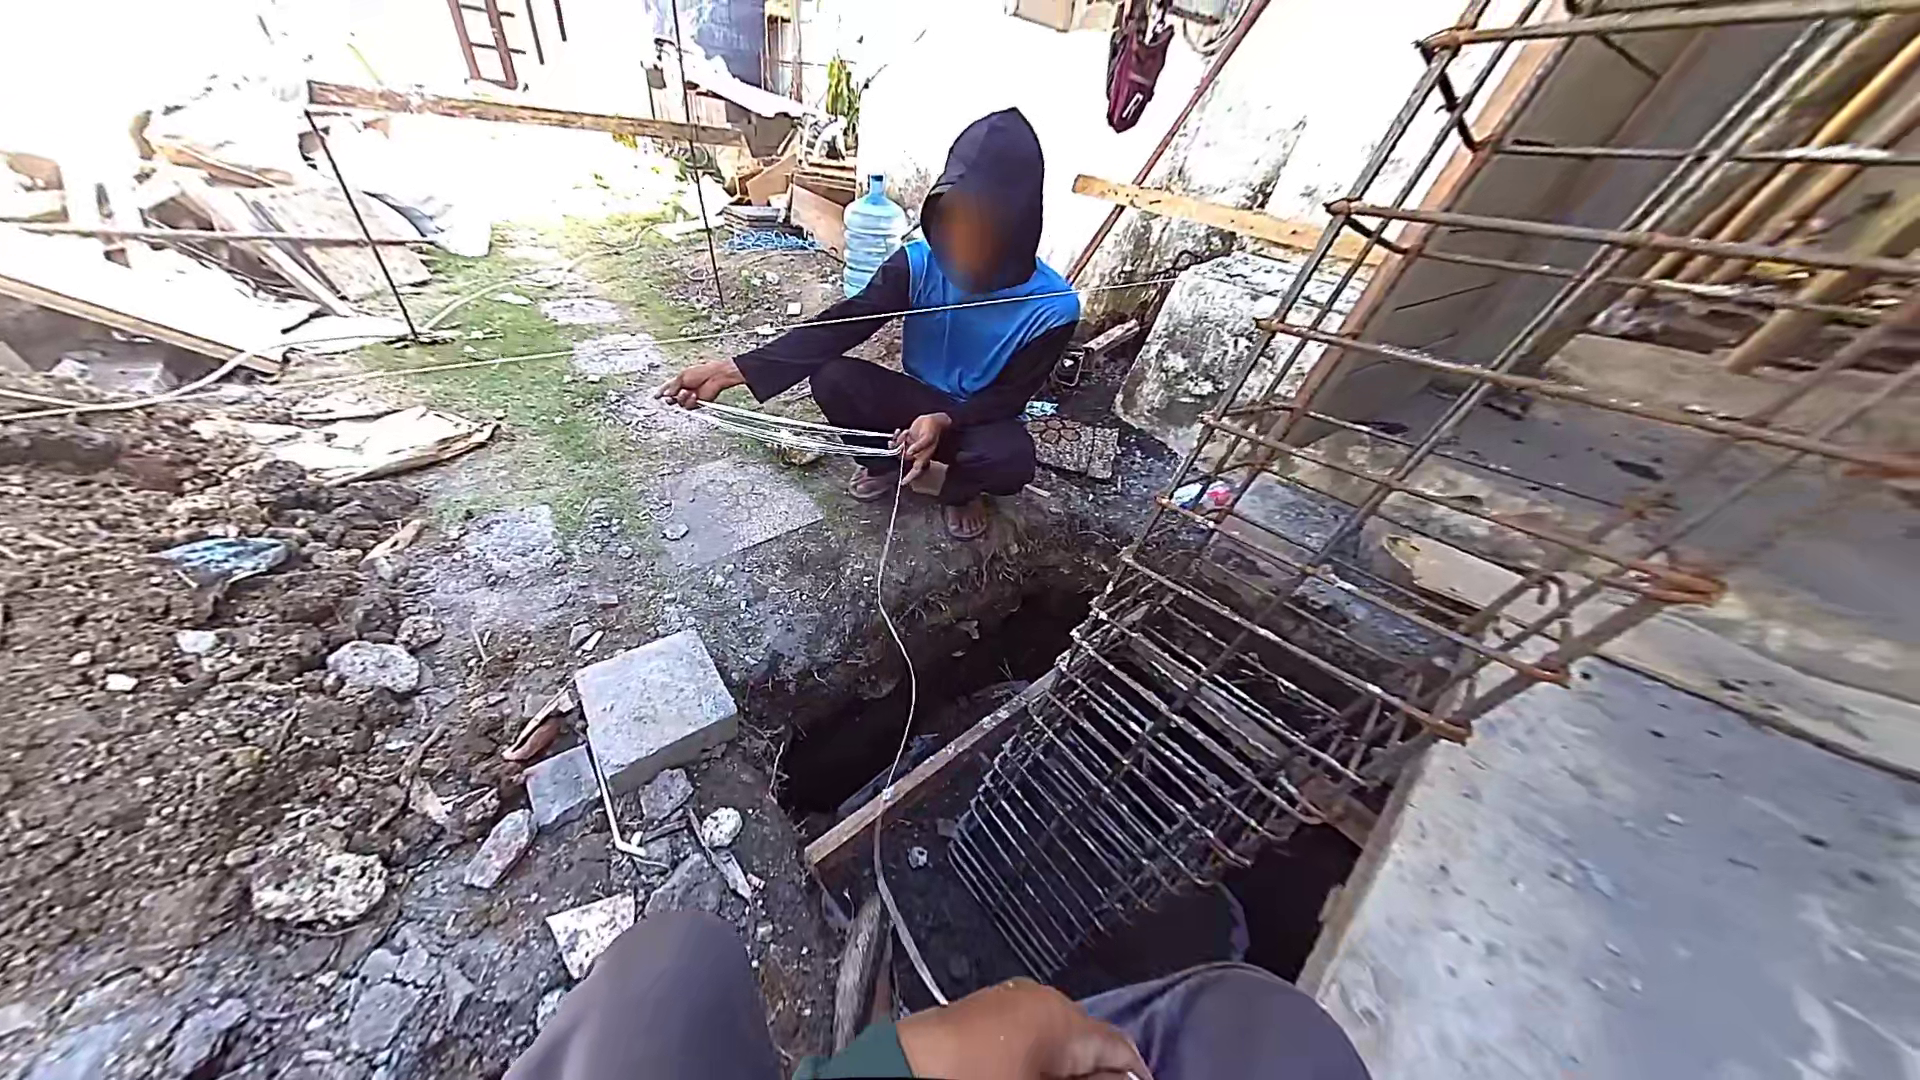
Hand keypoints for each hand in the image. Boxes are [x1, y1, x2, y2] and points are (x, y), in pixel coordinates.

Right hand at [658, 359, 744, 408]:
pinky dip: (690, 401)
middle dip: (669, 399)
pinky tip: (694, 395)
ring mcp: (690, 397)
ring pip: (679, 404)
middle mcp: (683, 390)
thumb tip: (666, 395)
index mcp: (678, 382)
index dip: (661, 392)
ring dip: (681, 398)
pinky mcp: (697, 403)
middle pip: (671, 399)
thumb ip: (673, 386)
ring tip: (687, 391)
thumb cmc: (700, 373)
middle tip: (669, 397)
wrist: (714, 377)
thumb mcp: (682, 376)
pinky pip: (689, 407)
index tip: (656, 396)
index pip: (667, 389)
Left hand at [892, 412, 951, 487]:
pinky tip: (900, 431)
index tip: (903, 483)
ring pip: (898, 450)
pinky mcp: (907, 440)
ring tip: (905, 432)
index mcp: (923, 456)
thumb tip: (909, 452)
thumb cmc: (934, 428)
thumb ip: (919, 445)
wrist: (933, 419)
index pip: (916, 470)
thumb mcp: (928, 437)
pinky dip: (897, 437)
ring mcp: (911, 447)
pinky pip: (898, 442)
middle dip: (898, 451)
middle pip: (903, 459)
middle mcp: (916, 454)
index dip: (909, 478)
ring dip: (898, 441)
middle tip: (900, 442)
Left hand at [896, 978, 1151, 1079]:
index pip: (1120, 1047)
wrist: (904, 1074)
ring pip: (1057, 1038)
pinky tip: (1031, 1076)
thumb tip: (1122, 1078)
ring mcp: (1008, 999)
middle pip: (1089, 1039)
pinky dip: (1038, 1059)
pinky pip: (1027, 1036)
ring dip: (1067, 1068)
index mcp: (1061, 1014)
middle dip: (1097, 1071)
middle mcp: (1039, 996)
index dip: (1135, 1076)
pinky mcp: (983, 1012)